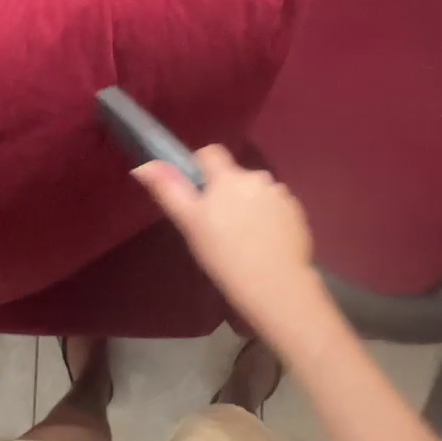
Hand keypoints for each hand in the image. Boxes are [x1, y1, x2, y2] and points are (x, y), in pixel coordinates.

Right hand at [133, 145, 321, 329]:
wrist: (276, 286)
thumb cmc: (225, 256)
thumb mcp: (191, 225)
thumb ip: (169, 190)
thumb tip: (144, 165)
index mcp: (229, 177)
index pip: (211, 153)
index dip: (201, 168)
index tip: (198, 193)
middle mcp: (257, 177)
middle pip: (235, 176)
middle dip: (226, 193)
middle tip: (218, 226)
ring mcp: (281, 195)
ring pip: (256, 192)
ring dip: (249, 205)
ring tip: (243, 239)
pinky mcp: (297, 213)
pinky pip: (276, 208)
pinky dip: (269, 219)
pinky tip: (264, 244)